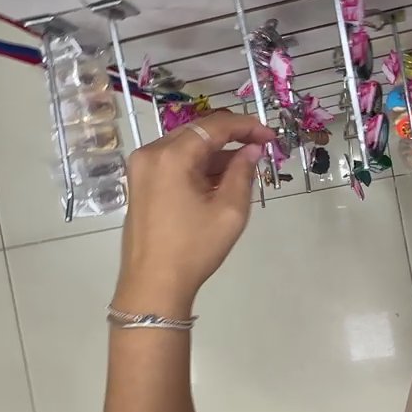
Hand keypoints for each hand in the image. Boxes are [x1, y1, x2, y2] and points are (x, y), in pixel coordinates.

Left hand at [112, 111, 276, 317]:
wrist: (153, 285)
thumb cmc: (193, 249)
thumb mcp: (229, 211)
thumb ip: (242, 173)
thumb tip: (252, 150)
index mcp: (171, 156)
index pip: (214, 126)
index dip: (246, 126)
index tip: (271, 136)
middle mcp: (151, 153)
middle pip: (197, 131)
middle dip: (231, 136)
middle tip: (260, 148)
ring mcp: (141, 168)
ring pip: (186, 146)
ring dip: (215, 153)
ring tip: (244, 168)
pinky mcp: (140, 183)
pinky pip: (174, 162)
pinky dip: (198, 165)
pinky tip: (220, 180)